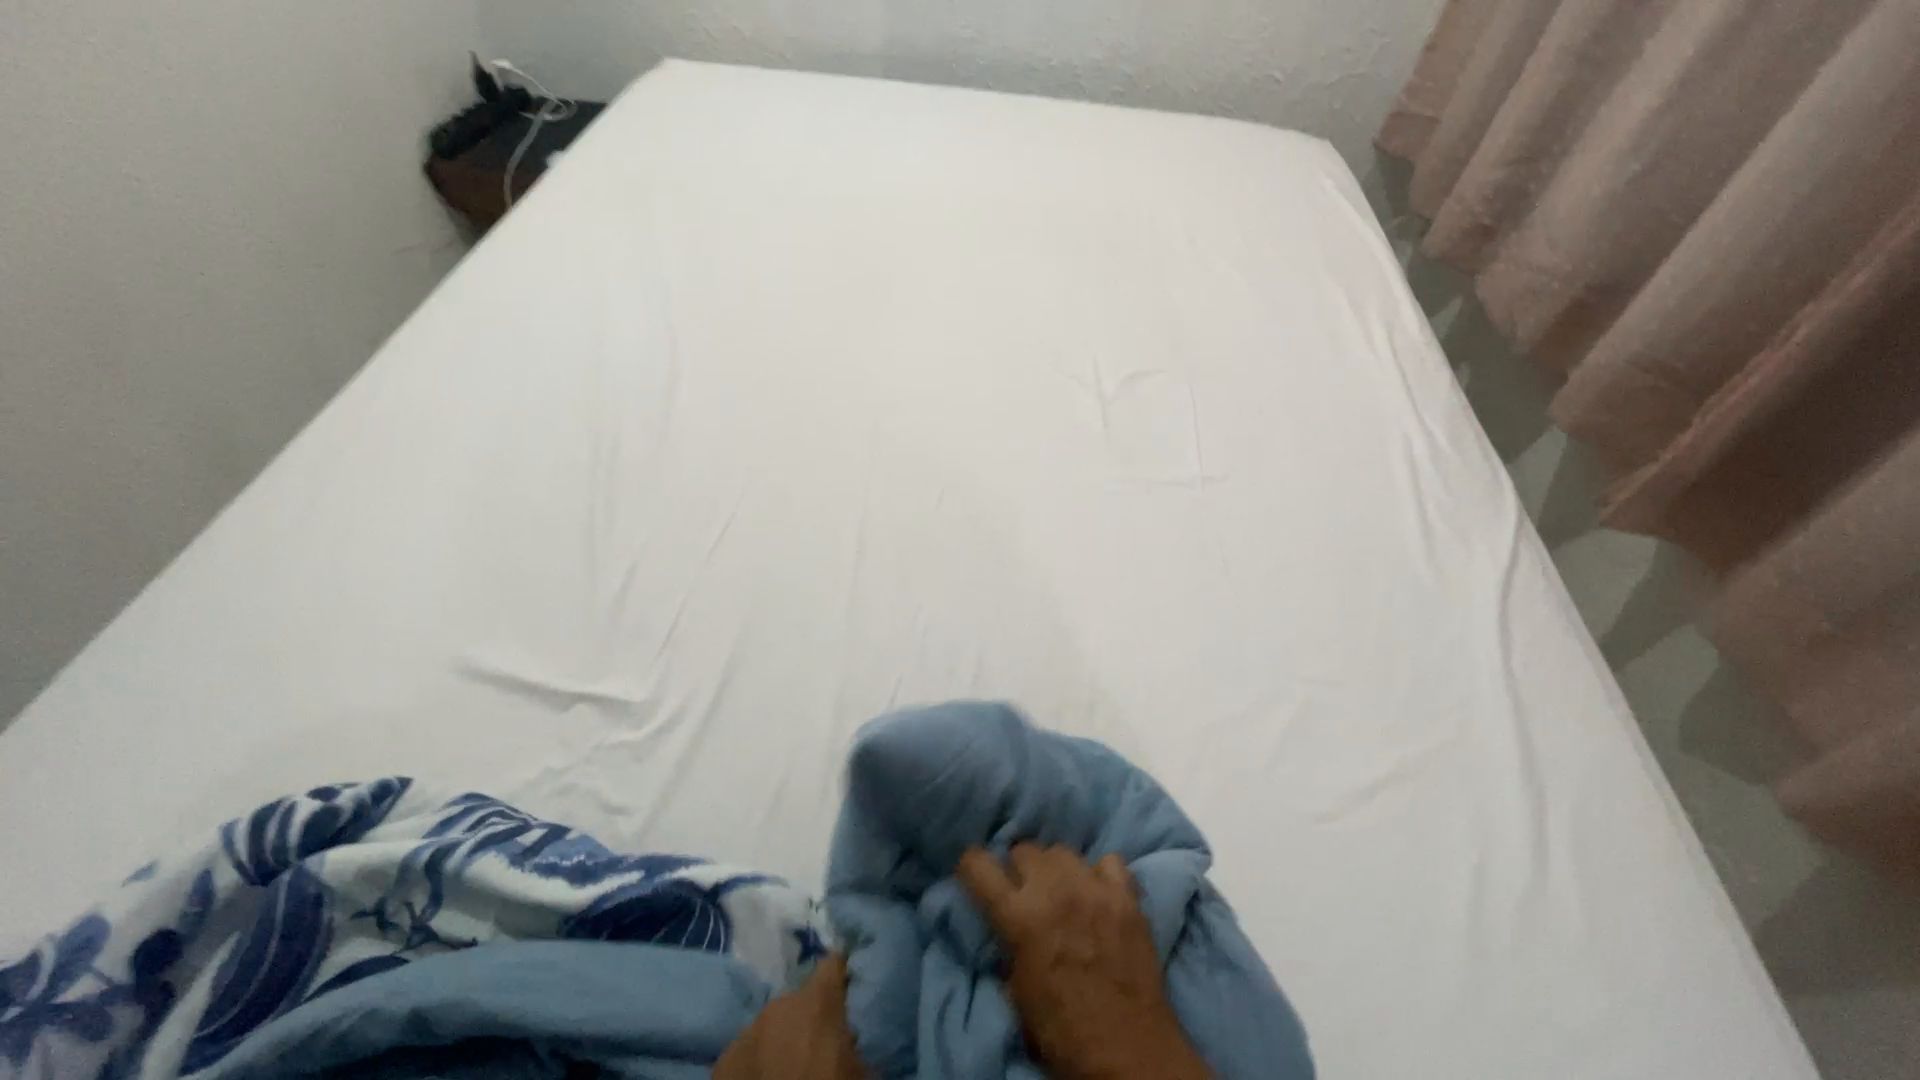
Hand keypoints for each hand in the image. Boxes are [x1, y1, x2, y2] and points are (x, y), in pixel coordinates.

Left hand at [713, 953, 868, 1079]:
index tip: (849, 986)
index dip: (842, 974)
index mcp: (818, 1002)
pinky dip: (759, 1057)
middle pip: (801, 998)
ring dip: (783, 1035)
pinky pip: (750, 1047)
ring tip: (791, 1063)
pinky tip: (765, 1077)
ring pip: (773, 1022)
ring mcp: (748, 1029)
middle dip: (811, 1016)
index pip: (833, 963)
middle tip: (820, 1043)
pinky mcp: (725, 1058)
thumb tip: (850, 1037)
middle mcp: (780, 1005)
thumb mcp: (858, 1070)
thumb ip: (855, 1042)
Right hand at [956, 844, 1211, 1079]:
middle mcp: (1054, 891)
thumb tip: (1006, 927)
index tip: (973, 872)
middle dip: (1018, 867)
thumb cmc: (1062, 1029)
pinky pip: (1108, 862)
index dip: (971, 865)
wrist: (1126, 1048)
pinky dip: (1098, 874)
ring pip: (1063, 851)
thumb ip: (1008, 946)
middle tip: (1023, 890)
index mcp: (1019, 916)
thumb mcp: (1016, 990)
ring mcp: (1094, 889)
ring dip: (1055, 868)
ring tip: (1060, 889)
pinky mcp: (1126, 897)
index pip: (978, 865)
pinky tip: (1097, 892)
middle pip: (1025, 849)